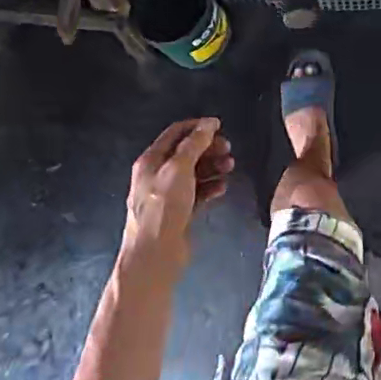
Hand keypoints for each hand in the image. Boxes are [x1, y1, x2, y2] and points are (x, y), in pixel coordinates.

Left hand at [120, 118, 233, 271]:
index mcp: (151, 161)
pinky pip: (198, 191)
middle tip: (228, 150)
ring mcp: (167, 194)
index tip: (220, 127)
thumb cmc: (164, 208)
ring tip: (229, 168)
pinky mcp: (178, 211)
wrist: (154, 256)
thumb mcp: (179, 168)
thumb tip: (209, 123)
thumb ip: (195, 143)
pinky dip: (211, 186)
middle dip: (210, 148)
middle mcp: (157, 174)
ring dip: (214, 166)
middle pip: (188, 151)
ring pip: (195, 171)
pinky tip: (221, 188)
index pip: (176, 132)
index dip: (198, 126)